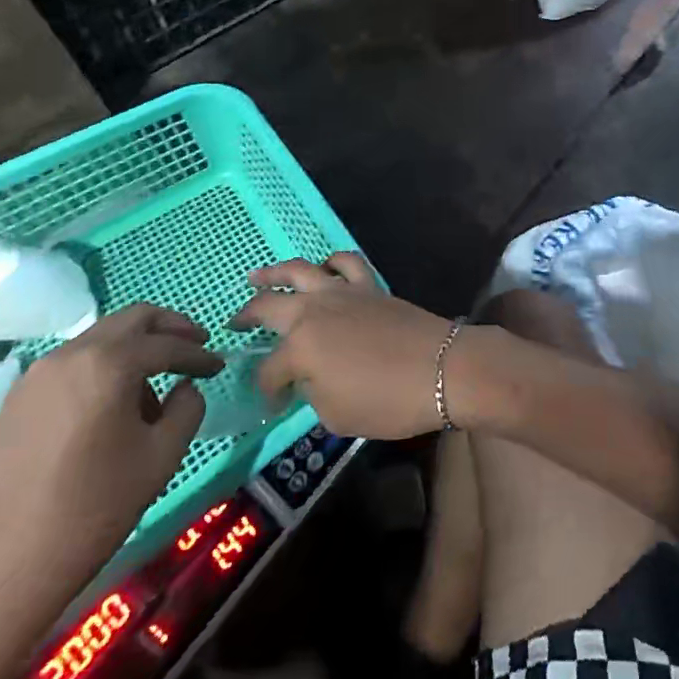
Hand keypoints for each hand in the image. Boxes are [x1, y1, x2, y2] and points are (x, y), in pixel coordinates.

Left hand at [0, 304, 222, 602]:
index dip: (199, 354)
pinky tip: (113, 408)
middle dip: (169, 328)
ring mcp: (35, 376)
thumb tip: (184, 389)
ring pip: (99, 340)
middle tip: (196, 346)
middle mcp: (69, 355)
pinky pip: (72, 365)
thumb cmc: (94, 508)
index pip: (167, 344)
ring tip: (155, 391)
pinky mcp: (15, 401)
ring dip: (135, 350)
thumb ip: (188, 409)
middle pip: (130, 320)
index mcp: (108, 363)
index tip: (220, 367)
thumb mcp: (162, 457)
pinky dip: (103, 368)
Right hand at [234, 253, 452, 439]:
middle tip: (235, 326)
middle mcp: (314, 311)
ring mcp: (342, 292)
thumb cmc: (388, 401)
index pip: (269, 371)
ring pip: (299, 271)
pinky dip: (331, 262)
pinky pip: (346, 263)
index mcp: (300, 347)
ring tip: (256, 277)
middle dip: (246, 318)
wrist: (443, 369)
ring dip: (273, 273)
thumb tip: (307, 379)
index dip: (267, 391)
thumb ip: (312, 395)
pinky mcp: (370, 286)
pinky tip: (323, 268)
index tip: (273, 404)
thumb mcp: (337, 415)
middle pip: (268, 308)